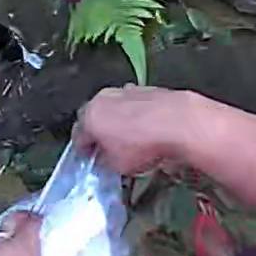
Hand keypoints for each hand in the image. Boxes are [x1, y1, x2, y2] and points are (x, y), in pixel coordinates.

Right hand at [76, 85, 218, 173]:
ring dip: (117, 120)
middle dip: (98, 131)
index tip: (90, 159)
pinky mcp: (144, 88)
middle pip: (93, 117)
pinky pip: (133, 104)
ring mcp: (123, 91)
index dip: (84, 151)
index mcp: (89, 117)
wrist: (177, 122)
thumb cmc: (143, 145)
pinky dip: (135, 114)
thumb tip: (105, 159)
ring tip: (131, 138)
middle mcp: (101, 99)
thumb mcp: (118, 167)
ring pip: (113, 107)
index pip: (78, 136)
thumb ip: (105, 162)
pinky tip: (148, 128)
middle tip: (108, 148)